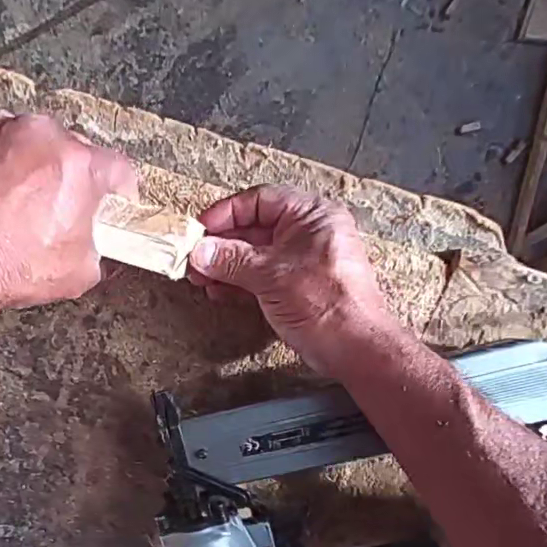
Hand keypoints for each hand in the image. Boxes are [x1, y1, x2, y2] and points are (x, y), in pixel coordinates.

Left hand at [0, 111, 136, 337]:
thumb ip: (97, 246)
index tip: (116, 198)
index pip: (119, 168)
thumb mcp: (78, 274)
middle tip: (54, 211)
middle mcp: (42, 135)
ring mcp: (1, 128)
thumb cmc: (7, 268)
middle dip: (69, 178)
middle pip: (72, 150)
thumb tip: (93, 241)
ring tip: (14, 205)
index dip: (120, 189)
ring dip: (30, 166)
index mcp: (79, 165)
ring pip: (31, 143)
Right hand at [187, 185, 394, 373]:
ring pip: (254, 255)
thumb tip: (200, 251)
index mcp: (311, 215)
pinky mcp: (294, 287)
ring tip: (199, 277)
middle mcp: (307, 233)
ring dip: (224, 266)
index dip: (226, 213)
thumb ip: (231, 260)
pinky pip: (259, 277)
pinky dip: (237, 282)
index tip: (200, 229)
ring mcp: (300, 262)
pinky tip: (217, 291)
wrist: (352, 346)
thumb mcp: (270, 274)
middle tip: (194, 257)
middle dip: (221, 244)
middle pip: (254, 228)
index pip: (260, 200)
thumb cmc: (325, 302)